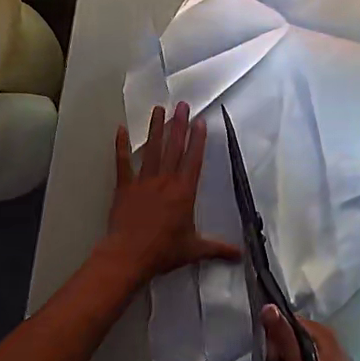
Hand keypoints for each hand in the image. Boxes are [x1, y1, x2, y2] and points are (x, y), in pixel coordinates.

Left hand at [96, 102, 238, 282]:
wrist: (129, 254)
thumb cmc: (163, 251)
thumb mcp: (194, 249)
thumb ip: (217, 248)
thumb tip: (238, 255)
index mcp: (184, 191)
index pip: (193, 159)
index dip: (198, 139)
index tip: (200, 122)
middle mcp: (164, 180)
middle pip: (174, 147)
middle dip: (179, 125)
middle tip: (182, 105)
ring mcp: (143, 181)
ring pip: (151, 149)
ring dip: (155, 128)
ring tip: (158, 110)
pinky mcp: (124, 187)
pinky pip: (122, 162)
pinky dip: (121, 146)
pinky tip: (120, 130)